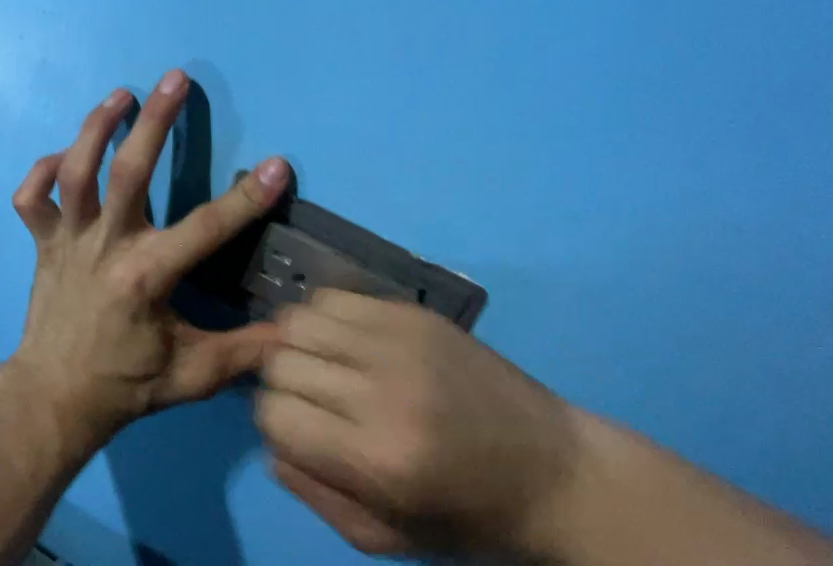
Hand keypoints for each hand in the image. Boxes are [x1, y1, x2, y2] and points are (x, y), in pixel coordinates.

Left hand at [2, 69, 292, 454]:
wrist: (55, 397)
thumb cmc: (128, 383)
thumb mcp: (195, 374)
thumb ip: (247, 350)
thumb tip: (300, 331)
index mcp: (146, 276)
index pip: (206, 228)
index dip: (245, 197)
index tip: (277, 165)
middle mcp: (105, 247)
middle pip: (129, 173)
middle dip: (154, 122)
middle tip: (175, 78)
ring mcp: (67, 241)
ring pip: (75, 173)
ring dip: (94, 129)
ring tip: (120, 94)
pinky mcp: (40, 243)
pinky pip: (30, 198)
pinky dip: (40, 171)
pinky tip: (62, 154)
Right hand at [257, 290, 583, 558]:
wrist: (560, 476)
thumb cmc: (470, 518)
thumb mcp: (387, 535)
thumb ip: (315, 492)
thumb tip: (272, 442)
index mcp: (376, 459)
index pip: (273, 413)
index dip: (278, 424)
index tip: (304, 432)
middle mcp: (382, 392)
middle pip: (279, 361)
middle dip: (285, 384)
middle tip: (317, 401)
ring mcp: (400, 344)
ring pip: (298, 319)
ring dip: (299, 344)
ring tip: (328, 366)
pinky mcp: (415, 314)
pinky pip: (334, 296)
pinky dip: (327, 317)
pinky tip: (351, 343)